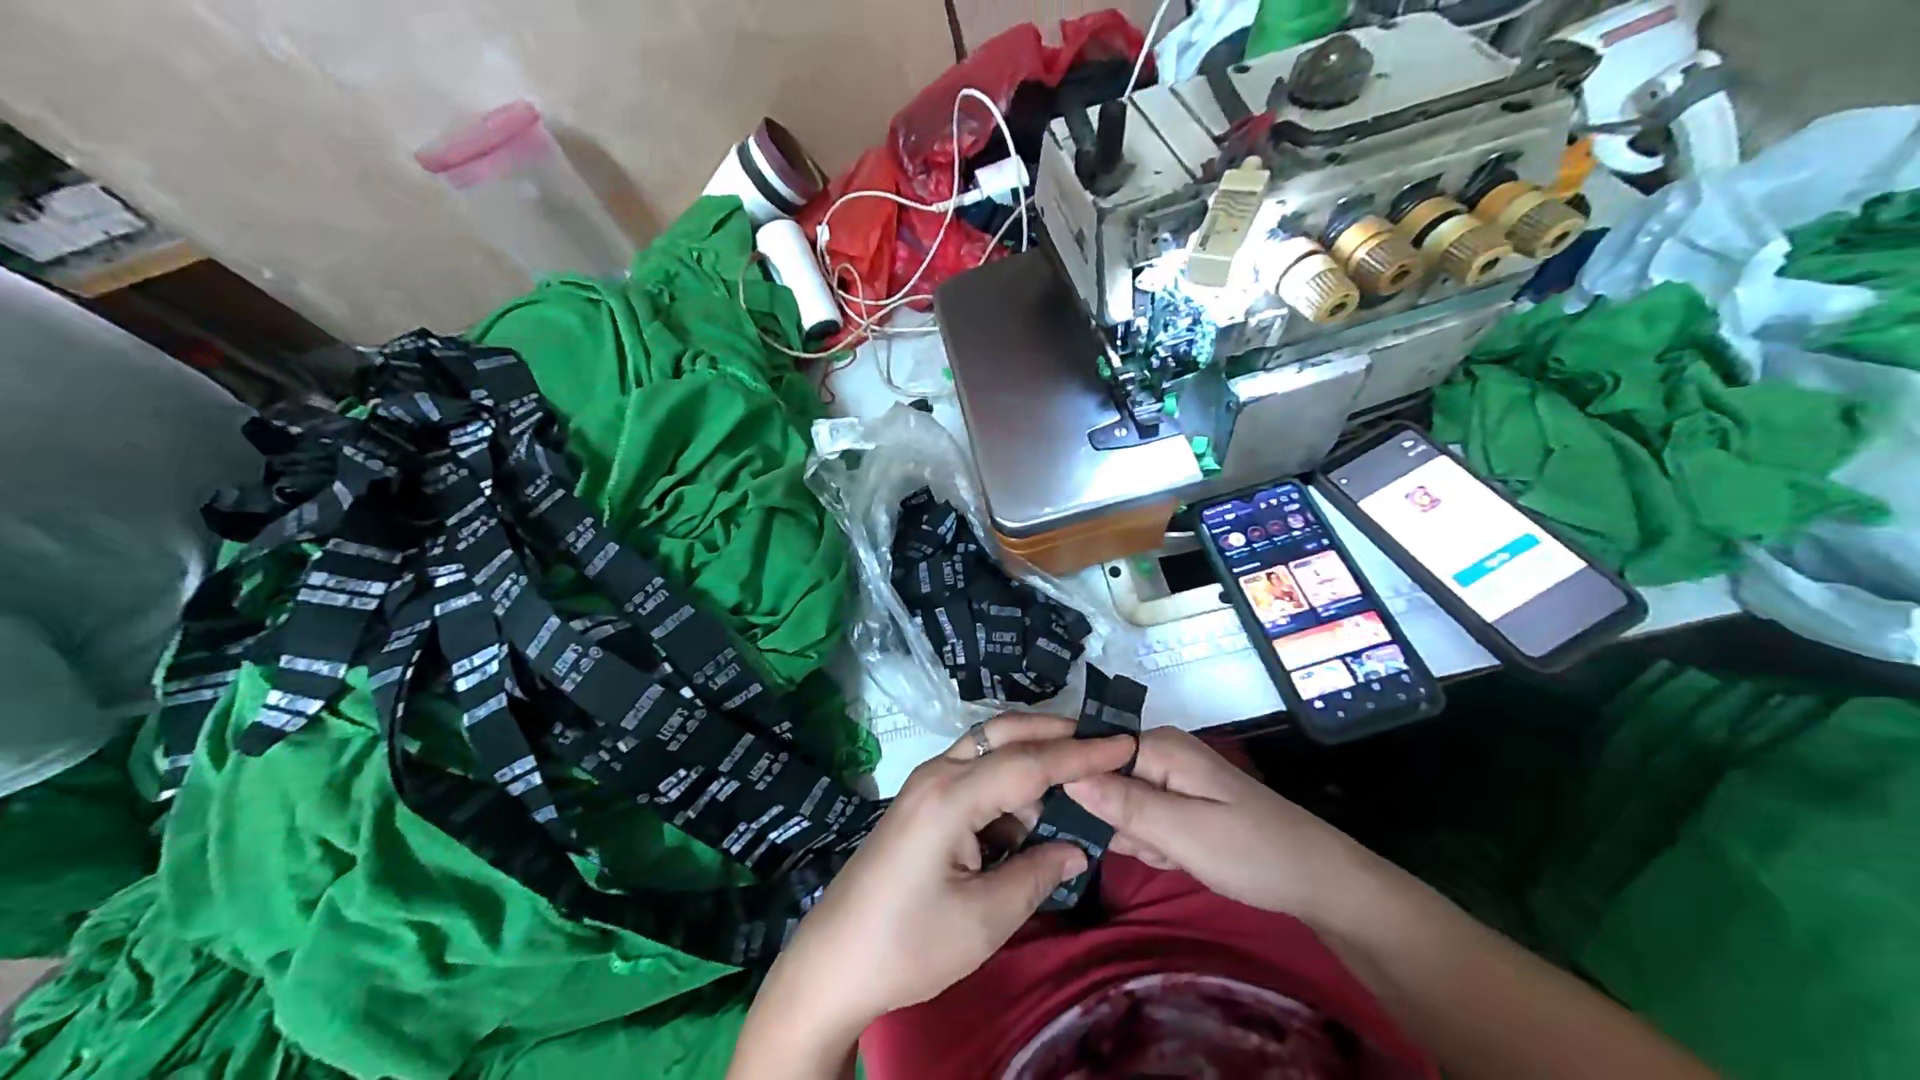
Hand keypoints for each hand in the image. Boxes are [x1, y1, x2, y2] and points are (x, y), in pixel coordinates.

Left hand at [730, 715, 1135, 1077]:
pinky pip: (973, 776)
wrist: (832, 965)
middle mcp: (937, 774)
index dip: (1082, 754)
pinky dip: (1006, 786)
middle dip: (1054, 734)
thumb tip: (1076, 847)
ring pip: (988, 752)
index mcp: (951, 795)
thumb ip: (1038, 874)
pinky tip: (1028, 816)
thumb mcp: (985, 919)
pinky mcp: (920, 804)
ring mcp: (924, 787)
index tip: (1126, 742)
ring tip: (1075, 786)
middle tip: (1102, 742)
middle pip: (1005, 735)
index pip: (1030, 763)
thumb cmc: (909, 945)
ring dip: (1030, 763)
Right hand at [1063, 728, 1373, 924]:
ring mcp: (1171, 777)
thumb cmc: (1253, 853)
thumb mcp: (1184, 833)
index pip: (1090, 752)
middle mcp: (1161, 752)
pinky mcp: (1179, 801)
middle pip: (1103, 780)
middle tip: (1153, 846)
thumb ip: (1124, 804)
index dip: (1079, 786)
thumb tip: (1067, 775)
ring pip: (1121, 805)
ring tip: (1172, 854)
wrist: (1319, 883)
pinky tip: (1179, 857)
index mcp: (1160, 746)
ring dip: (1138, 837)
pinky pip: (1143, 819)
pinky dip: (1154, 842)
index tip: (1089, 822)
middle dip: (1118, 821)